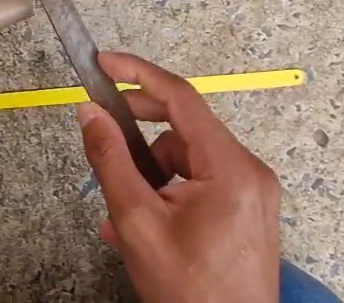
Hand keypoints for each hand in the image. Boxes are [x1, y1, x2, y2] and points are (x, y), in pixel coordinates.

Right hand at [78, 52, 281, 302]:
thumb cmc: (190, 292)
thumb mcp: (137, 221)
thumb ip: (110, 158)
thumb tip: (90, 113)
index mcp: (231, 170)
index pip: (180, 97)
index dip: (138, 73)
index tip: (104, 63)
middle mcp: (250, 173)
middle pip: (184, 123)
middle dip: (138, 125)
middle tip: (102, 128)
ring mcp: (253, 193)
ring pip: (187, 153)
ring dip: (149, 166)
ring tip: (123, 203)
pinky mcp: (248, 210)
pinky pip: (199, 177)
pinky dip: (167, 186)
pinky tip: (143, 217)